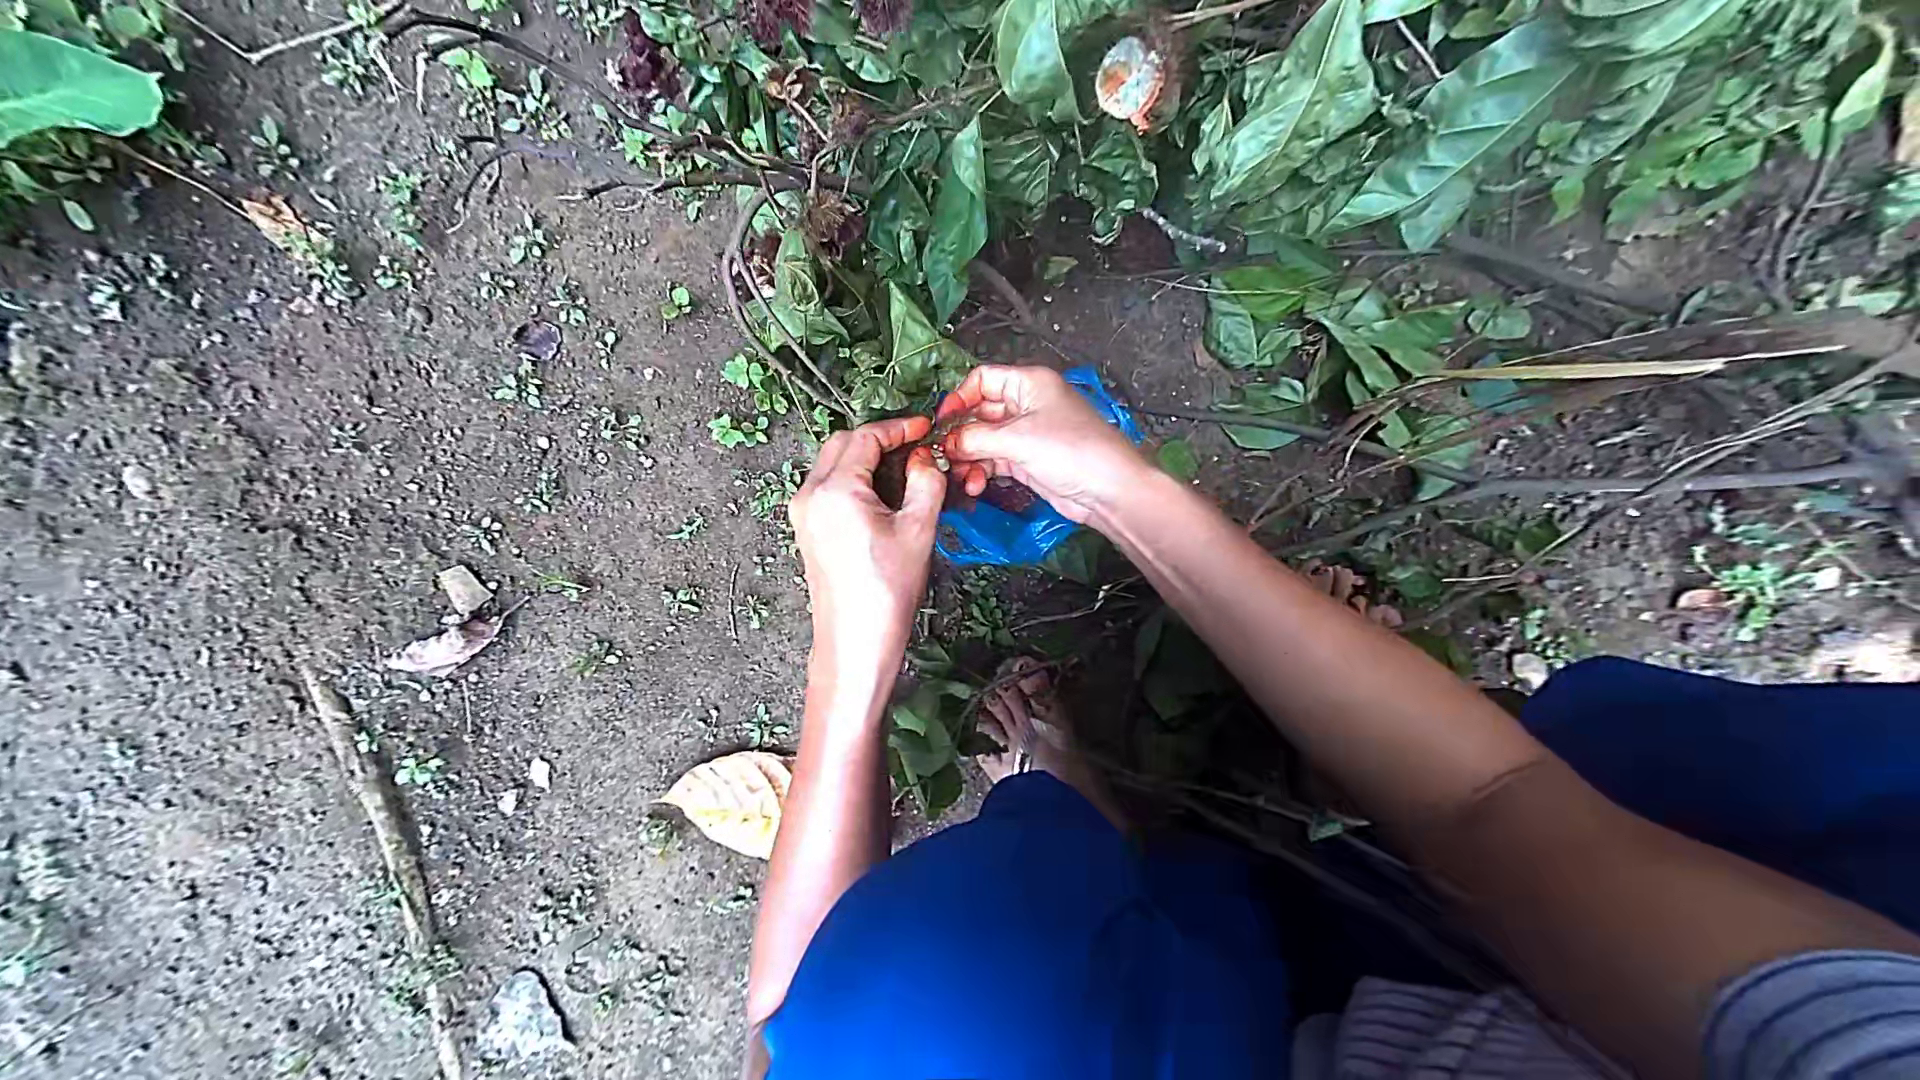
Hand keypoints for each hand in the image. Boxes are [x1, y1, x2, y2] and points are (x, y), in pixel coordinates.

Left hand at [790, 416, 945, 677]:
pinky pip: (829, 488)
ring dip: (866, 458)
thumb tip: (924, 457)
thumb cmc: (887, 590)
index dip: (899, 427)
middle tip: (915, 446)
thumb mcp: (918, 529)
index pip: (866, 436)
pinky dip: (854, 479)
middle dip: (880, 439)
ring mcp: (803, 514)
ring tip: (904, 470)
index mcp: (836, 490)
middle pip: (843, 444)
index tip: (925, 428)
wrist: (855, 642)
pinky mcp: (807, 530)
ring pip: (833, 464)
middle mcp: (810, 495)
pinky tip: (883, 495)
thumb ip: (926, 481)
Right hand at [935, 365, 1146, 523]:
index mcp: (1029, 384)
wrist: (1108, 490)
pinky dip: (982, 470)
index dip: (959, 398)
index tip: (943, 422)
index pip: (982, 379)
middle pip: (980, 412)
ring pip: (984, 439)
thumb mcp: (1018, 439)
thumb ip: (976, 438)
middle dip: (960, 434)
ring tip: (961, 475)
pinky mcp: (1027, 459)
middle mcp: (1027, 404)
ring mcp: (1027, 433)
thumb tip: (948, 441)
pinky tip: (975, 483)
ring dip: (969, 457)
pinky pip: (994, 459)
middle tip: (943, 453)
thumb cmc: (1076, 452)